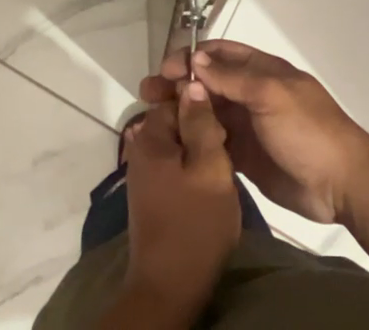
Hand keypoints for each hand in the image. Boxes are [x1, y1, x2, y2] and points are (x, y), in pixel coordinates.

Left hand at [120, 81, 241, 316]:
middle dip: (202, 127)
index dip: (204, 103)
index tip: (228, 120)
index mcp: (150, 137)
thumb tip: (193, 83)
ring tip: (224, 164)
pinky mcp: (151, 195)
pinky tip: (211, 183)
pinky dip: (192, 169)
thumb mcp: (210, 168)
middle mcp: (140, 149)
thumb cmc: (195, 223)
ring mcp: (143, 174)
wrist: (169, 285)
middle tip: (229, 146)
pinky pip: (174, 166)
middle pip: (175, 121)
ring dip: (199, 150)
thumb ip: (202, 124)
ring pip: (177, 145)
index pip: (176, 98)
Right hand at [143, 40, 368, 224]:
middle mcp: (250, 95)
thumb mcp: (271, 95)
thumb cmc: (308, 131)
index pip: (219, 54)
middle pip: (206, 83)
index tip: (164, 70)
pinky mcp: (243, 158)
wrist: (342, 185)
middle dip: (176, 84)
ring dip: (178, 112)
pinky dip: (189, 140)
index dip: (190, 57)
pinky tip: (167, 145)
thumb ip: (232, 78)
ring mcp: (247, 127)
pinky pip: (210, 143)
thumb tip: (196, 58)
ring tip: (148, 121)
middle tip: (146, 94)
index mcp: (262, 71)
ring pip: (205, 113)